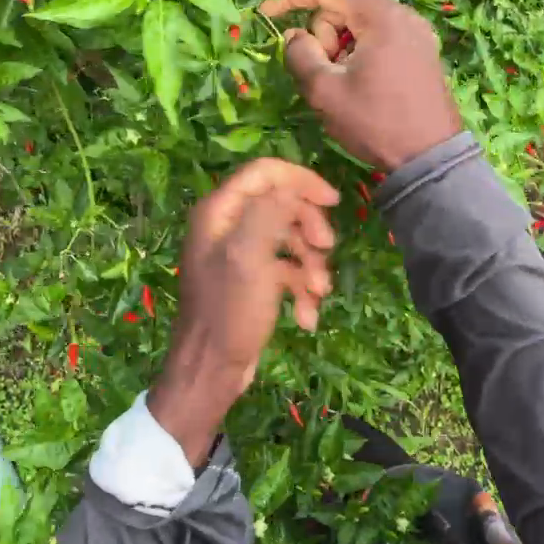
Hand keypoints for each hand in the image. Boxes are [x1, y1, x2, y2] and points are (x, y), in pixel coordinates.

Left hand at [149, 158, 338, 464]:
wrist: (211, 371)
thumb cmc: (228, 311)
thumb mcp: (250, 255)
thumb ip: (270, 211)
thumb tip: (294, 186)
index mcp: (220, 210)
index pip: (265, 172)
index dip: (301, 180)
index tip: (333, 201)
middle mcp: (227, 225)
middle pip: (281, 205)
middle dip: (309, 228)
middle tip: (327, 249)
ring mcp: (239, 254)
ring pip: (289, 240)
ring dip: (310, 265)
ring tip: (318, 293)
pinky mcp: (251, 281)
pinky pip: (285, 271)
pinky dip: (301, 290)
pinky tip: (306, 317)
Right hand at [260, 0, 464, 171]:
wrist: (431, 160)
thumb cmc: (375, 122)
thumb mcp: (324, 91)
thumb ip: (300, 54)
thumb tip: (294, 35)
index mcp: (381, 16)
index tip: (267, 11)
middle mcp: (402, 15)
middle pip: (343, 7)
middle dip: (322, 34)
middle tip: (322, 72)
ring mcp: (416, 33)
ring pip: (359, 24)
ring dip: (339, 47)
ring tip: (341, 83)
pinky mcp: (421, 52)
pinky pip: (378, 38)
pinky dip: (358, 53)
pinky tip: (359, 83)